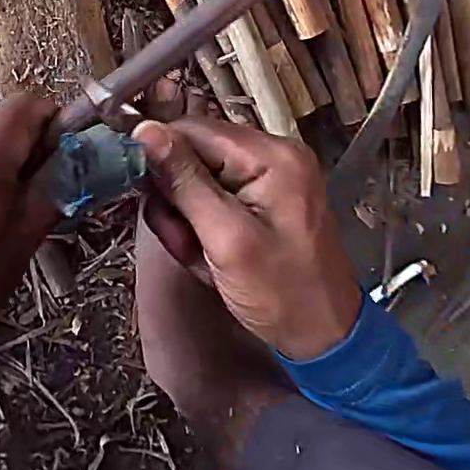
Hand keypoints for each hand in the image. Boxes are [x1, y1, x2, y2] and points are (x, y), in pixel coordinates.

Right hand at [133, 115, 360, 359]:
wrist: (325, 340)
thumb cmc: (283, 295)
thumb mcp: (225, 237)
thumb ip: (183, 180)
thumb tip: (145, 131)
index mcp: (271, 156)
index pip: (189, 129)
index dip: (159, 158)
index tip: (151, 196)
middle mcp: (270, 154)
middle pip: (188, 151)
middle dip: (173, 195)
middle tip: (182, 237)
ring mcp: (264, 175)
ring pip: (189, 175)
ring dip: (180, 215)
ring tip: (198, 251)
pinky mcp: (256, 195)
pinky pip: (205, 194)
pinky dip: (195, 222)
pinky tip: (206, 250)